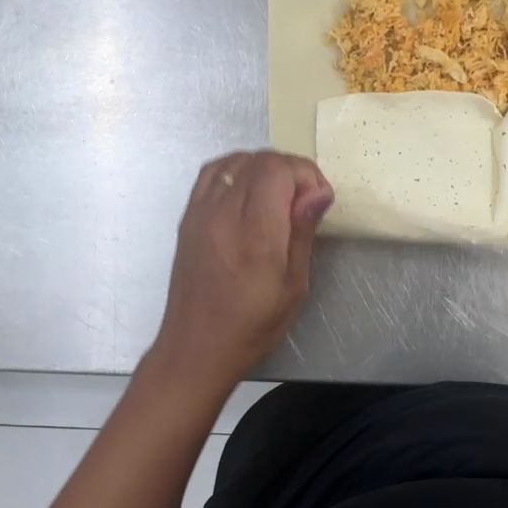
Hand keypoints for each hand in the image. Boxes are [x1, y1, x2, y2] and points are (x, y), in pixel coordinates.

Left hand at [149, 151, 332, 385]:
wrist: (196, 347)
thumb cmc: (252, 326)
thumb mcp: (293, 287)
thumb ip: (302, 232)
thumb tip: (319, 192)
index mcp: (255, 234)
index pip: (278, 170)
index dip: (306, 175)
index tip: (317, 201)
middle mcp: (223, 214)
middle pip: (259, 160)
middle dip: (290, 170)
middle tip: (303, 201)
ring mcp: (200, 213)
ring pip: (235, 161)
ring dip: (264, 168)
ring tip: (279, 197)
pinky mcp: (188, 218)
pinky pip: (212, 174)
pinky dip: (237, 171)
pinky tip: (249, 193)